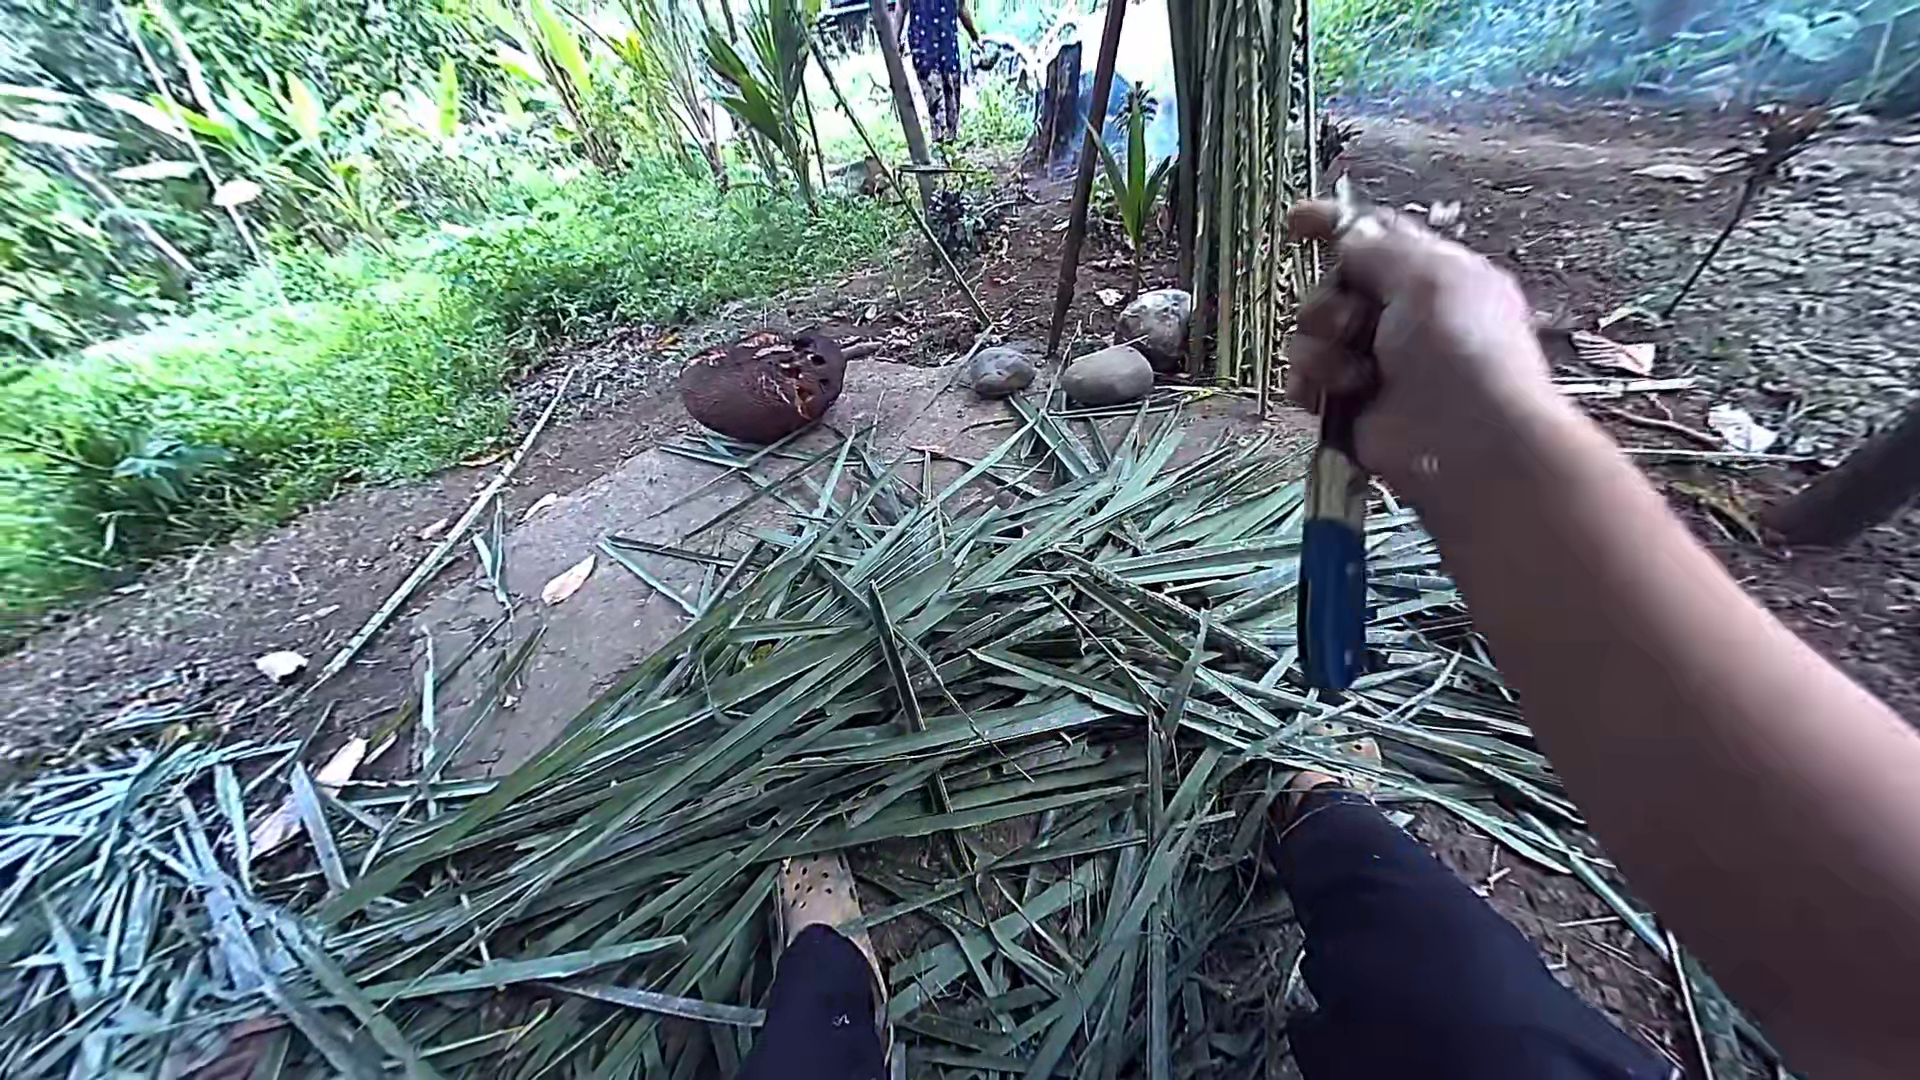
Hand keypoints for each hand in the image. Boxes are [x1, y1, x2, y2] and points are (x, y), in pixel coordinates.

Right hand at [1285, 202, 1560, 492]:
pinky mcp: (1342, 400)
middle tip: (1351, 327)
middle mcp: (1393, 316)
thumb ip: (1383, 250)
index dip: (1331, 228)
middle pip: (1327, 291)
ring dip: (1322, 355)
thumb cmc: (1458, 350)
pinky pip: (1302, 380)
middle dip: (1327, 309)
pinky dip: (1311, 386)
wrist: (1457, 438)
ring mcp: (1365, 360)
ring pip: (1308, 339)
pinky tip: (1331, 397)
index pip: (1370, 240)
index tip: (1293, 222)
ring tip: (1354, 376)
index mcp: (1425, 278)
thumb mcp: (1430, 280)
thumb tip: (1347, 235)